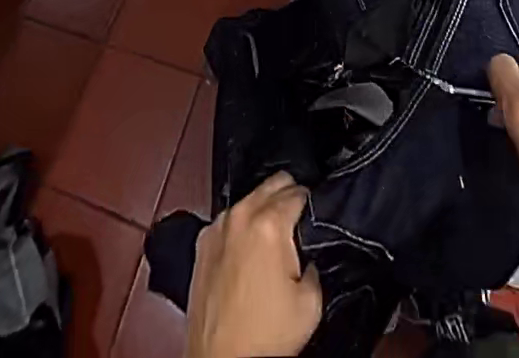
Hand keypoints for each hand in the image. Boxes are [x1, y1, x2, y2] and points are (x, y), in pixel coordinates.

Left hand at [186, 171, 322, 357]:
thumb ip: (314, 263)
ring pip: (250, 198)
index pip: (299, 192)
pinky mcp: (201, 245)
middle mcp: (240, 216)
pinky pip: (230, 219)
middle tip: (300, 220)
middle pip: (274, 183)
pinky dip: (242, 224)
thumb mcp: (311, 302)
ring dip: (265, 207)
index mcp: (269, 223)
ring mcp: (217, 228)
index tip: (317, 217)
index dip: (312, 202)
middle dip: (289, 194)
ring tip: (276, 234)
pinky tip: (249, 246)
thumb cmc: (266, 335)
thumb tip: (307, 253)